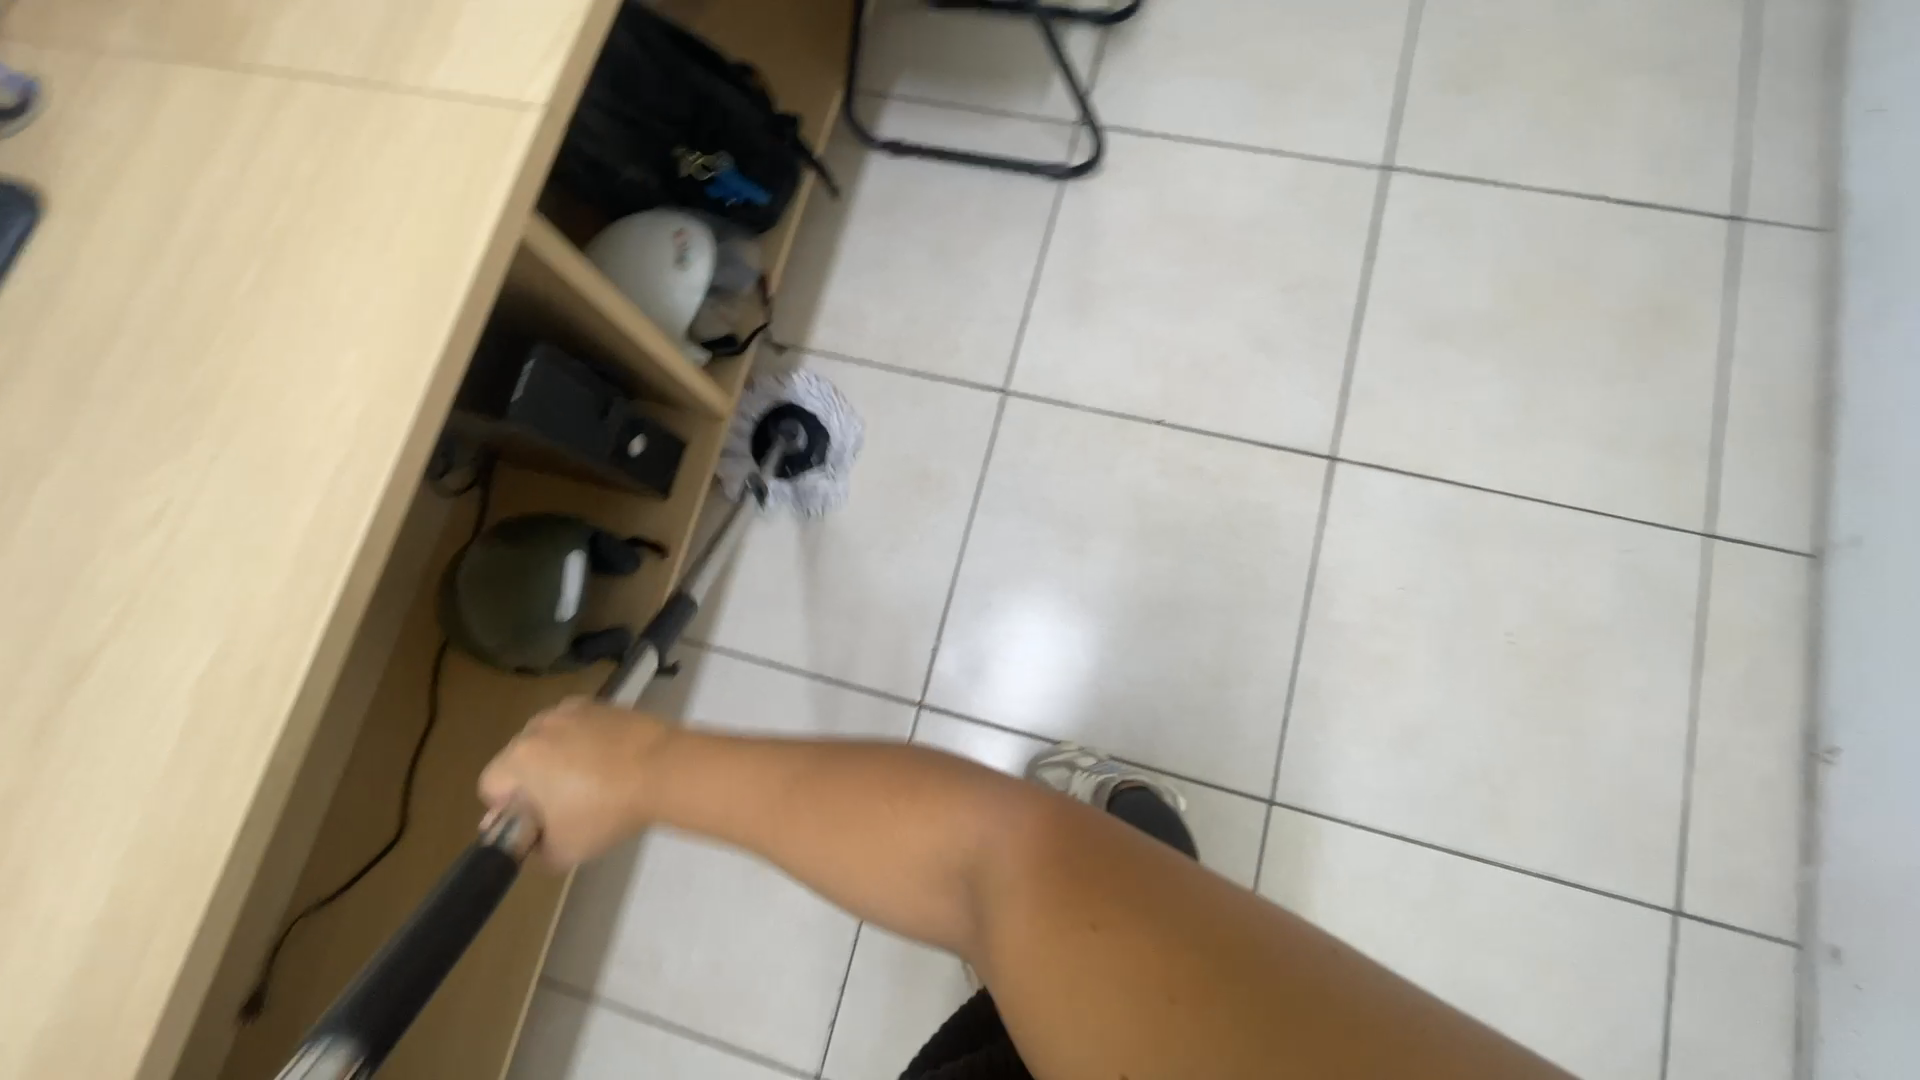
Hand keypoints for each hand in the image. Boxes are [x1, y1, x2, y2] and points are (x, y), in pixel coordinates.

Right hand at [478, 697, 675, 869]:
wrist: (665, 768)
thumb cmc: (606, 810)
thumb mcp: (563, 851)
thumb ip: (534, 850)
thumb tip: (530, 840)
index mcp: (519, 757)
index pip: (491, 786)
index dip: (508, 809)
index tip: (536, 821)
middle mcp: (539, 725)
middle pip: (520, 758)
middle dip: (533, 781)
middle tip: (564, 803)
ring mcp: (574, 709)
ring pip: (549, 738)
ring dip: (558, 756)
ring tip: (590, 779)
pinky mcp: (604, 703)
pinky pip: (580, 725)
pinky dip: (586, 739)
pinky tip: (609, 758)